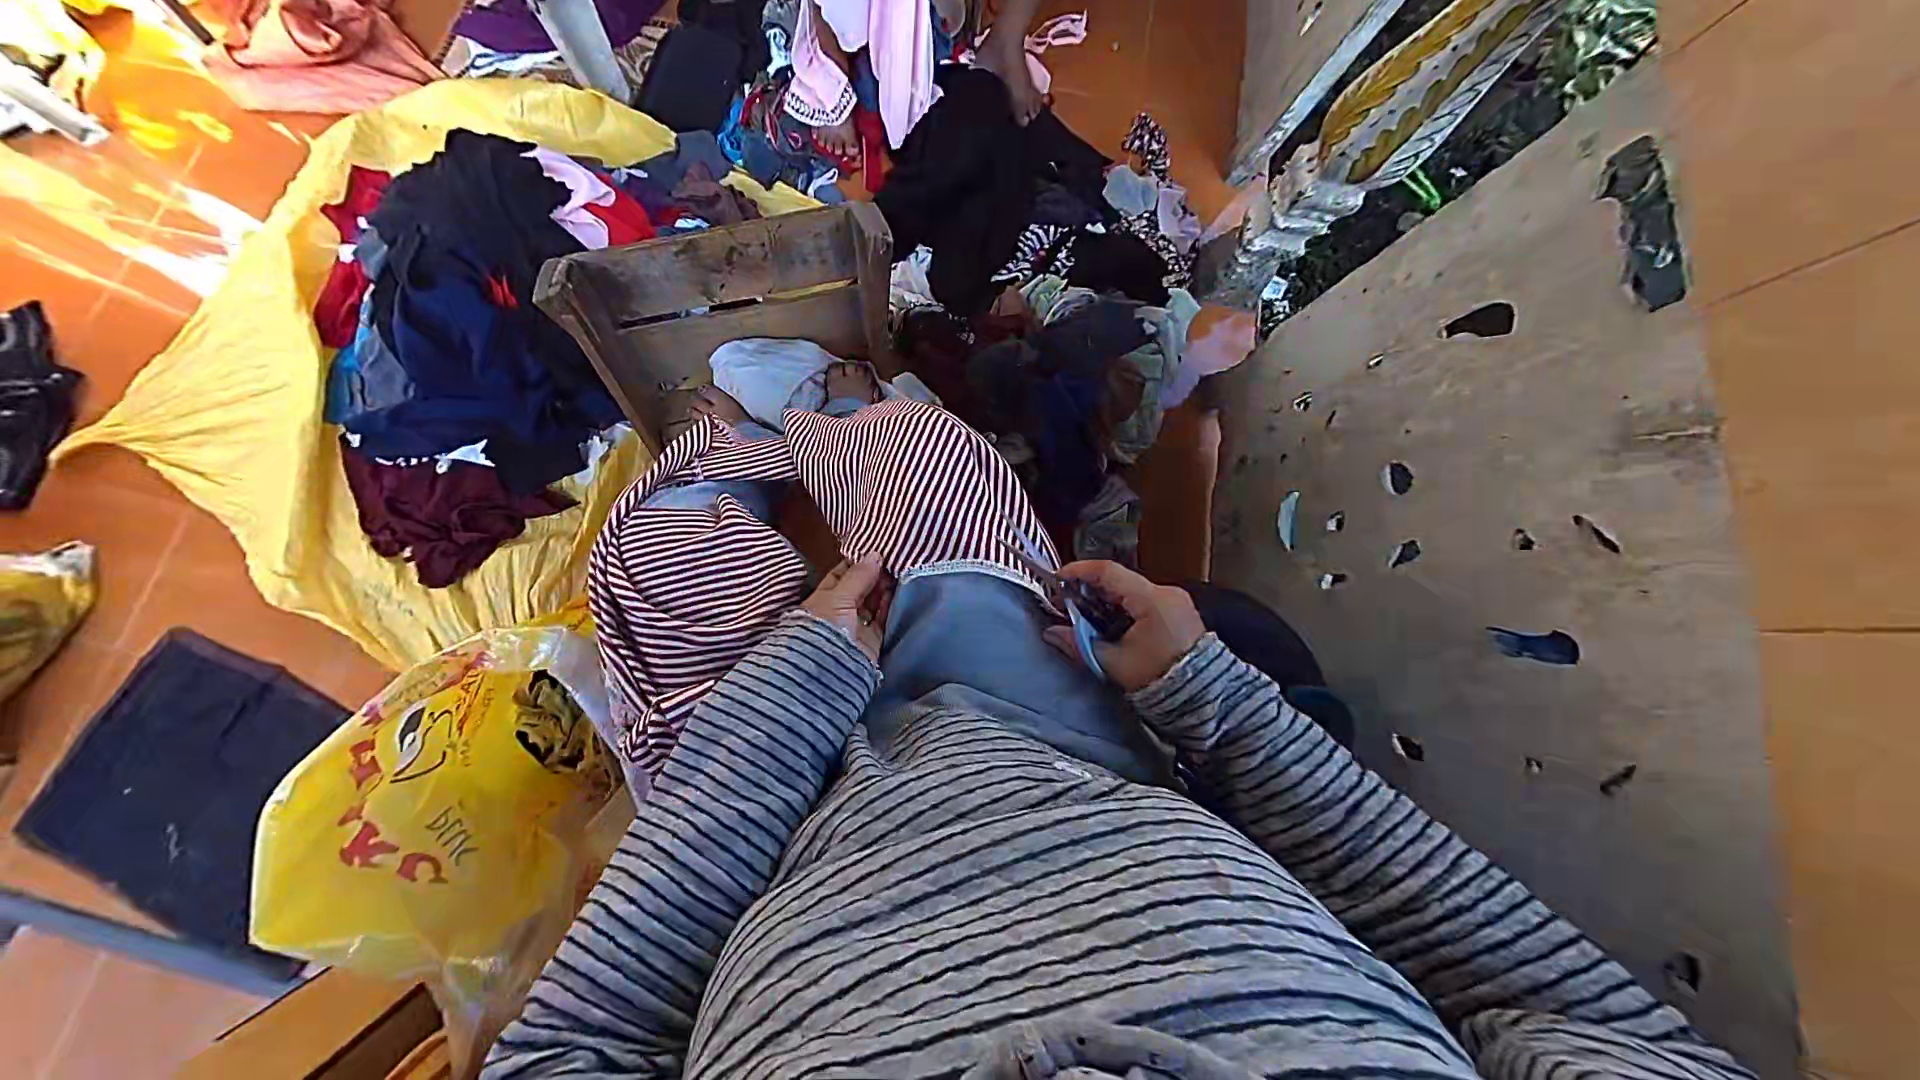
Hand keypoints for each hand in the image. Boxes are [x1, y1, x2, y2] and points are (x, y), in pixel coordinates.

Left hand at [802, 553, 893, 661]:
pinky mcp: (871, 640)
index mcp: (823, 598)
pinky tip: (898, 591)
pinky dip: (890, 605)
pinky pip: (883, 618)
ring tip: (898, 571)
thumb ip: (858, 576)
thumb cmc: (825, 627)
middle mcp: (839, 611)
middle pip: (859, 588)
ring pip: (873, 602)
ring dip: (884, 588)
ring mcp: (855, 626)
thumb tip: (875, 554)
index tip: (874, 550)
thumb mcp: (838, 597)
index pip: (840, 575)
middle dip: (874, 574)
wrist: (830, 669)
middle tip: (891, 559)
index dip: (856, 563)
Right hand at [1042, 561, 1203, 691]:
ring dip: (1107, 599)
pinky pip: (1145, 600)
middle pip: (1119, 580)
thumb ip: (1080, 643)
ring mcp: (1176, 601)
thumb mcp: (1113, 662)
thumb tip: (1053, 633)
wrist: (1205, 699)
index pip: (1108, 571)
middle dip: (1091, 588)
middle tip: (1067, 601)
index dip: (1079, 571)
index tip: (1059, 578)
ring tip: (1086, 614)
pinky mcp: (1180, 613)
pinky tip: (1110, 622)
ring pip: (1131, 590)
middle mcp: (1167, 593)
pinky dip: (1124, 606)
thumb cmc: (1160, 679)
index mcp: (1151, 599)